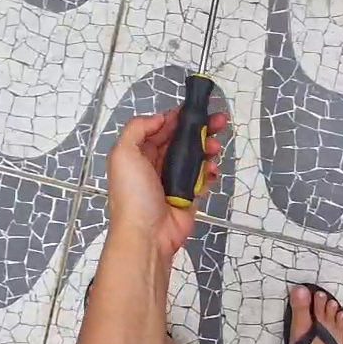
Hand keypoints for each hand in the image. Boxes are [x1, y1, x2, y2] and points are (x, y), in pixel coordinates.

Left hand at [106, 108, 227, 259]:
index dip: (177, 117)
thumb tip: (161, 118)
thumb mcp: (123, 154)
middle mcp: (156, 164)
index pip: (161, 128)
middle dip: (200, 128)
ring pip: (195, 155)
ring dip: (208, 146)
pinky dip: (210, 170)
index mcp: (139, 153)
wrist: (147, 234)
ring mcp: (174, 179)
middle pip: (181, 139)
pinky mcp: (189, 195)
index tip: (194, 109)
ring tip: (217, 146)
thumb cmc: (133, 192)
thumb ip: (138, 129)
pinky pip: (203, 177)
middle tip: (219, 120)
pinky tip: (213, 168)